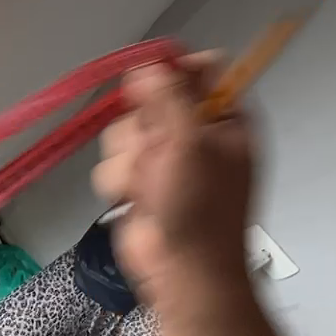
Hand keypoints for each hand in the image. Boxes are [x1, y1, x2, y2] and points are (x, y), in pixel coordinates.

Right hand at [91, 53, 254, 292]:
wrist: (182, 270)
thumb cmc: (201, 211)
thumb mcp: (191, 142)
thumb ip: (170, 96)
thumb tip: (150, 65)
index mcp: (224, 119)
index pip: (197, 69)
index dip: (170, 72)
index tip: (149, 85)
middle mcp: (194, 134)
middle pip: (148, 100)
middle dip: (142, 128)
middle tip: (157, 151)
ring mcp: (163, 160)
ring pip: (122, 134)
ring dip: (128, 161)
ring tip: (147, 185)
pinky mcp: (137, 182)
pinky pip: (111, 164)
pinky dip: (118, 182)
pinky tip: (134, 198)